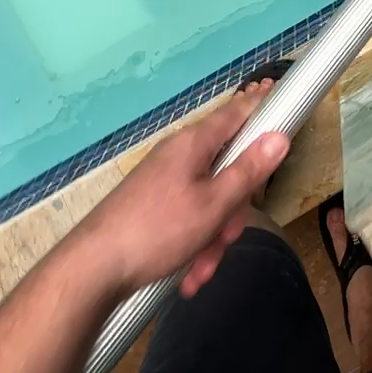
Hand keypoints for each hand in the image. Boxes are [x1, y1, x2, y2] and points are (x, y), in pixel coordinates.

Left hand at [65, 80, 290, 298]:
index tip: (281, 96)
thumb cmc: (157, 230)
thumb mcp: (213, 205)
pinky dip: (192, 244)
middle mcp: (180, 154)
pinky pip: (187, 216)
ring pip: (208, 199)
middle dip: (233, 208)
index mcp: (195, 143)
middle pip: (226, 168)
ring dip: (212, 236)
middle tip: (229, 235)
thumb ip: (249, 171)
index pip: (237, 112)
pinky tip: (187, 275)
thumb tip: (279, 136)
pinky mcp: (152, 205)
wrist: (90, 270)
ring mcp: (164, 179)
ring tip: (200, 270)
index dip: (262, 105)